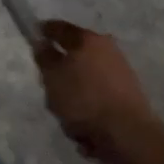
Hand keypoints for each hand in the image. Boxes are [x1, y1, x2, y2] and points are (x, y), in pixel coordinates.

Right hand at [35, 20, 157, 163]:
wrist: (130, 136)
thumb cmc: (84, 100)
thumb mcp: (52, 77)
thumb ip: (44, 58)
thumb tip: (42, 43)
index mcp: (88, 39)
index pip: (60, 28)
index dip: (45, 31)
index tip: (34, 36)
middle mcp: (108, 50)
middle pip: (76, 56)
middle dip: (62, 70)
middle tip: (49, 85)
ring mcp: (122, 74)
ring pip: (88, 80)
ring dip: (76, 95)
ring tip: (68, 116)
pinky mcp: (130, 99)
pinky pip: (100, 100)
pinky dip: (91, 110)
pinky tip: (86, 131)